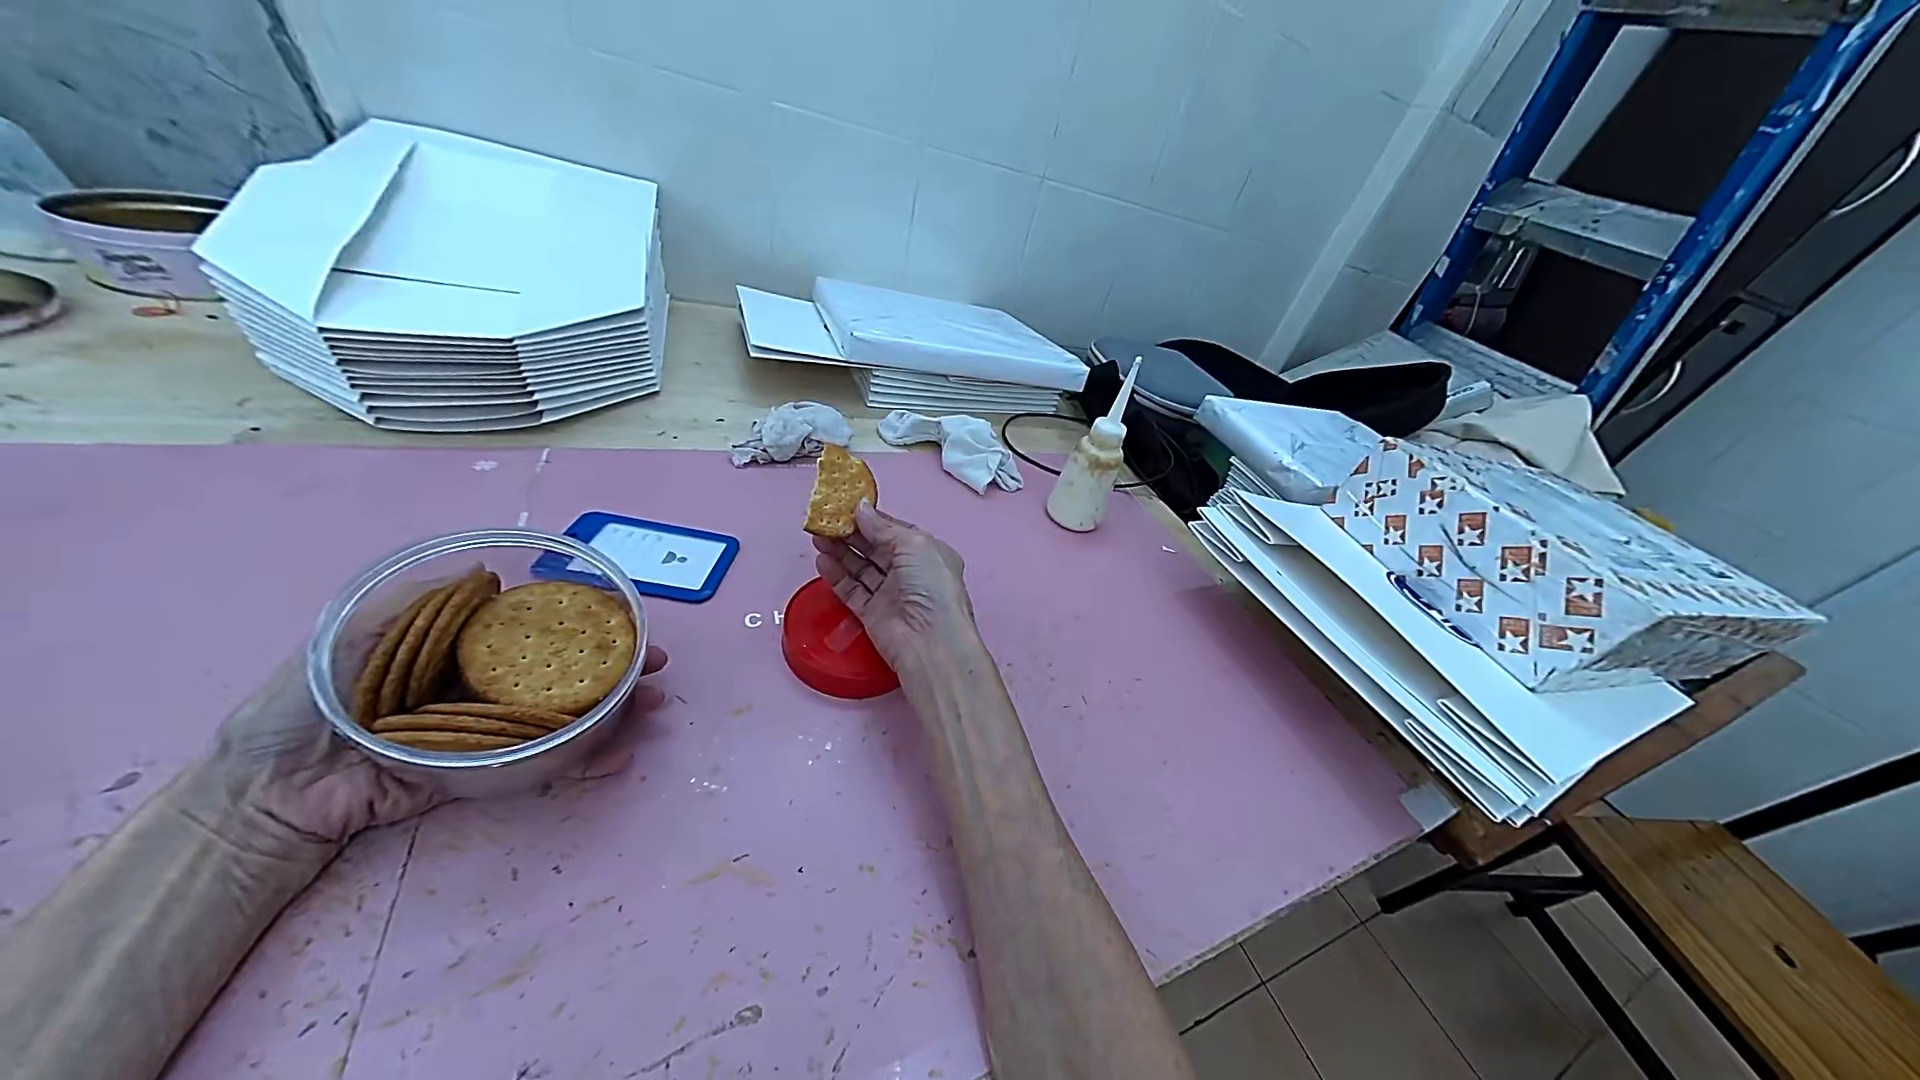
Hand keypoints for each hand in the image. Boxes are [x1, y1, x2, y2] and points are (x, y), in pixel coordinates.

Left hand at [195, 644, 668, 849]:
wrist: (271, 789)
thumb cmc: (306, 701)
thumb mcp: (355, 633)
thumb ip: (419, 603)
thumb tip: (492, 573)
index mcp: (462, 652)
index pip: (537, 632)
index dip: (584, 624)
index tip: (623, 623)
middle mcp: (486, 687)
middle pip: (564, 674)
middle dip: (616, 668)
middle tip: (655, 667)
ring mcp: (491, 732)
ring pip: (566, 718)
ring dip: (616, 712)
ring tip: (652, 706)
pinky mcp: (488, 773)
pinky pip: (544, 768)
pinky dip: (585, 764)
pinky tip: (618, 757)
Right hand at [812, 501, 978, 674]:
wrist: (930, 641)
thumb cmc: (933, 587)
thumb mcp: (914, 544)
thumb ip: (884, 527)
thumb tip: (862, 509)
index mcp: (927, 553)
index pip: (895, 531)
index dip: (871, 520)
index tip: (847, 508)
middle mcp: (910, 572)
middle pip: (874, 548)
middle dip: (850, 535)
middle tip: (826, 522)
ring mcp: (891, 594)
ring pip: (860, 568)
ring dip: (840, 552)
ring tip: (818, 538)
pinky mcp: (873, 613)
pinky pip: (851, 590)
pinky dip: (836, 576)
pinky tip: (822, 562)